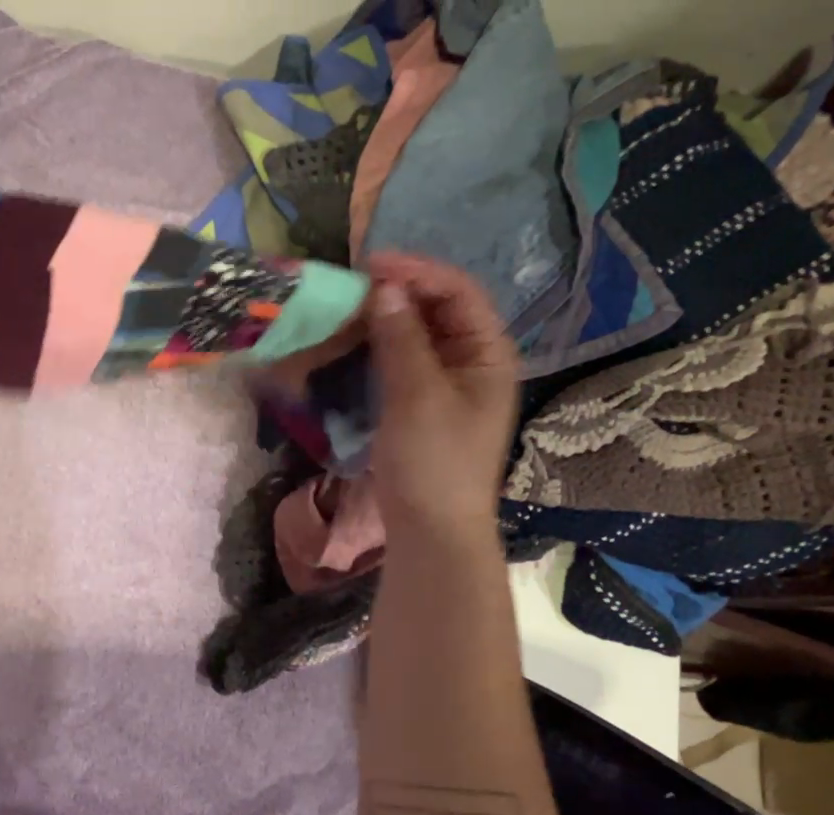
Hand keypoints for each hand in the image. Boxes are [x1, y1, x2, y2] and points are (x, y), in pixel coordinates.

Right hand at [363, 254, 520, 538]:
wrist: (430, 530)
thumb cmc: (433, 462)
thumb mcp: (417, 396)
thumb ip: (401, 339)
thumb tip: (383, 289)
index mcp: (489, 353)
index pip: (457, 292)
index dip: (416, 271)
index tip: (368, 265)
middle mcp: (472, 362)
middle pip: (437, 310)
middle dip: (397, 292)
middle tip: (350, 287)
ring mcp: (445, 386)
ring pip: (415, 336)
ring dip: (383, 319)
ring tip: (344, 310)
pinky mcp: (419, 408)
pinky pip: (400, 363)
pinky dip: (377, 348)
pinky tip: (350, 346)